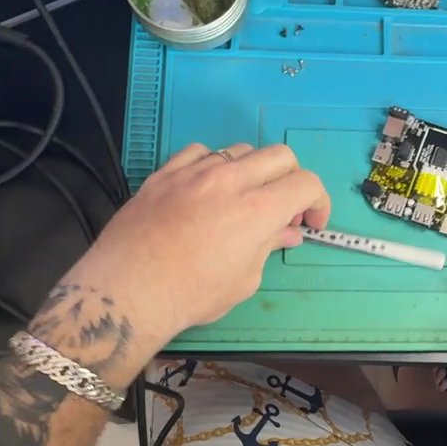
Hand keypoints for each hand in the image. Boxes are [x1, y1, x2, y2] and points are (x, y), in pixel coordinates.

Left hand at [33, 142, 328, 371]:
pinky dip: (215, 165)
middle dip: (293, 179)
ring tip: (244, 200)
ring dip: (254, 171)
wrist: (128, 290)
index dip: (319, 202)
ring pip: (240, 150)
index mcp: (258, 209)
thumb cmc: (192, 295)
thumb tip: (286, 233)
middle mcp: (230, 179)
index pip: (306, 183)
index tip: (310, 224)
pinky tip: (208, 188)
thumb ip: (268, 247)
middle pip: (279, 156)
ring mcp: (194, 171)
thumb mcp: (244, 279)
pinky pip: (199, 152)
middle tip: (285, 209)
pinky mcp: (165, 173)